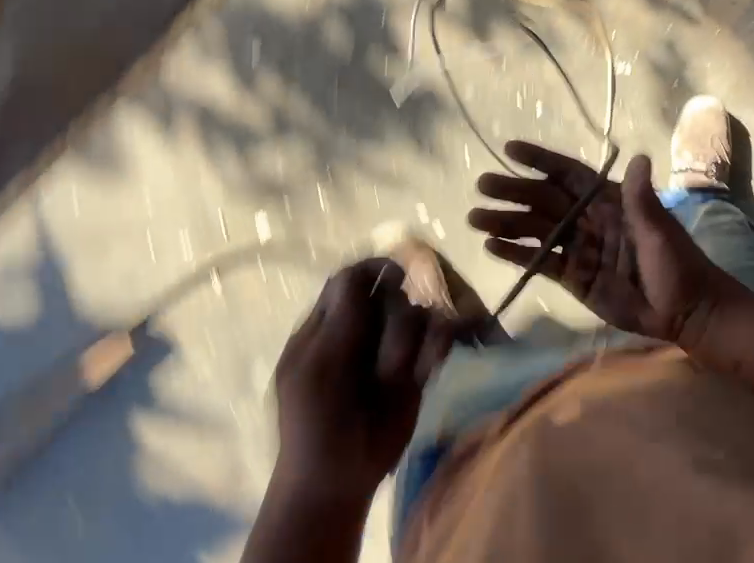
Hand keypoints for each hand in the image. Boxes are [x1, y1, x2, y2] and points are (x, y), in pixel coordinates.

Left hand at [268, 257, 453, 500]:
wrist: (335, 482)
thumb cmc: (315, 423)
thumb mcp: (318, 363)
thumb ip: (345, 317)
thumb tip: (383, 274)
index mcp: (327, 326)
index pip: (353, 279)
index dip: (375, 270)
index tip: (397, 273)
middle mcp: (365, 330)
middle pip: (390, 295)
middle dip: (394, 314)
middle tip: (386, 345)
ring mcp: (393, 350)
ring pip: (417, 317)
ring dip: (409, 340)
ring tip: (394, 375)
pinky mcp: (419, 370)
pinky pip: (438, 341)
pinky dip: (435, 347)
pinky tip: (423, 370)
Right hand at [470, 141, 734, 345]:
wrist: (685, 311)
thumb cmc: (678, 264)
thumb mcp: (659, 229)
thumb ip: (642, 199)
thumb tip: (639, 157)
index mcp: (611, 201)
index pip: (570, 174)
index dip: (541, 161)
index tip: (511, 149)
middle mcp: (590, 219)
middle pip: (546, 200)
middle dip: (514, 191)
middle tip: (482, 184)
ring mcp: (580, 249)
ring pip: (538, 230)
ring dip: (508, 222)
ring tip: (476, 218)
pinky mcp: (574, 277)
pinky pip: (541, 262)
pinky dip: (517, 254)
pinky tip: (493, 247)